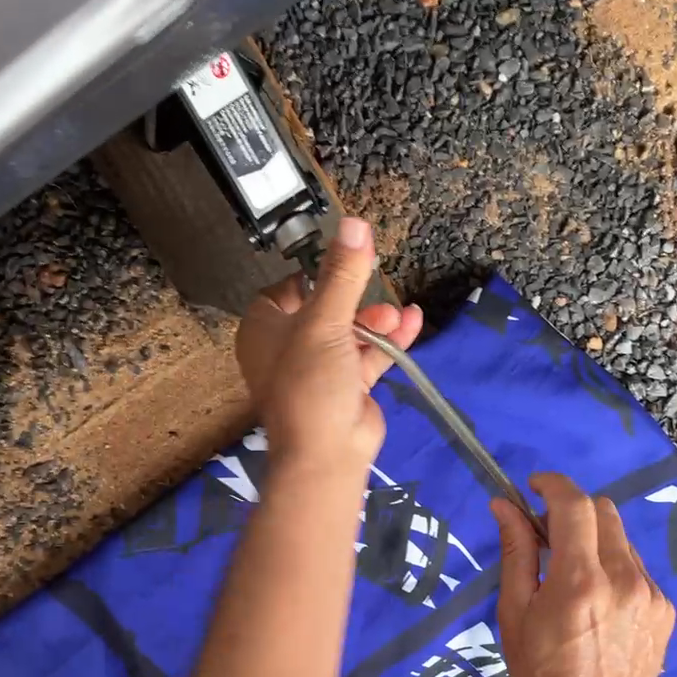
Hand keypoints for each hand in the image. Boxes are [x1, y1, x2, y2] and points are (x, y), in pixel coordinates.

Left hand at [235, 217, 422, 471]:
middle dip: (353, 299)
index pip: (283, 289)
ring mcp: (318, 369)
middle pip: (322, 308)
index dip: (308, 274)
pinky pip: (368, 355)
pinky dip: (389, 341)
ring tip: (396, 316)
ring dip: (374, 321)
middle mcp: (287, 348)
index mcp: (264, 330)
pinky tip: (413, 324)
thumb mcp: (325, 321)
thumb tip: (353, 223)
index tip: (339, 259)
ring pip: (348, 332)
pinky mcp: (346, 386)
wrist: (327, 453)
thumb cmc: (311, 383)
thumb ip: (343, 274)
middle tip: (375, 285)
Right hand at [490, 473, 675, 676]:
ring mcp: (650, 592)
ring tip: (569, 571)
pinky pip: (635, 565)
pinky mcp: (665, 607)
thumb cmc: (541, 676)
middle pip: (603, 511)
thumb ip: (515, 553)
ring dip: (592, 537)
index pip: (574, 504)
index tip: (531, 486)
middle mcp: (623, 577)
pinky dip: (611, 564)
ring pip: (621, 537)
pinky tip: (595, 599)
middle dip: (571, 510)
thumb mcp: (515, 614)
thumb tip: (503, 506)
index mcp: (580, 580)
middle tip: (544, 533)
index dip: (552, 484)